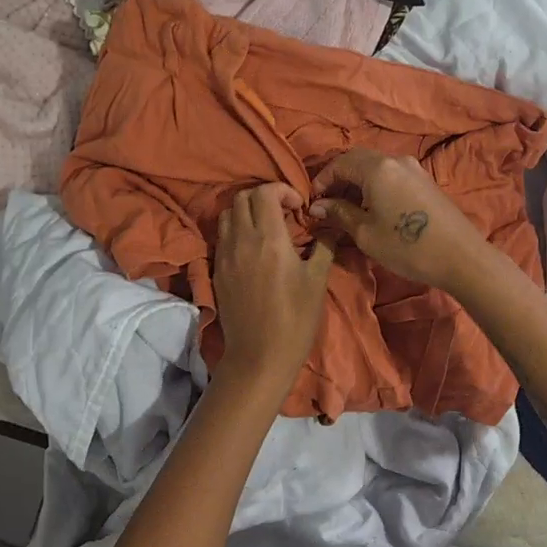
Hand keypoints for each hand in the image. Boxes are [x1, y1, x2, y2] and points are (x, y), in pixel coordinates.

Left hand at [212, 183, 336, 387]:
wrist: (259, 356)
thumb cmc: (295, 319)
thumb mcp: (317, 281)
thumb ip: (323, 246)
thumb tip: (330, 226)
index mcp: (268, 238)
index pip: (265, 192)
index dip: (283, 190)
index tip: (299, 207)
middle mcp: (241, 240)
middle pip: (242, 198)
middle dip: (264, 197)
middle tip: (284, 213)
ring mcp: (224, 255)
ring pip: (227, 214)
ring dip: (246, 212)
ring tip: (266, 228)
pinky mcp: (216, 270)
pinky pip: (222, 236)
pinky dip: (235, 230)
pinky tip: (252, 248)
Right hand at [308, 149, 491, 293]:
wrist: (461, 257)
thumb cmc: (407, 247)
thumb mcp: (366, 233)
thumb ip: (340, 213)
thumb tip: (318, 206)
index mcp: (377, 168)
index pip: (339, 163)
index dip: (322, 181)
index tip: (313, 202)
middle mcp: (395, 160)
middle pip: (357, 159)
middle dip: (338, 178)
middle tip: (327, 203)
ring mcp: (414, 168)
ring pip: (375, 166)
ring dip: (357, 181)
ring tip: (347, 207)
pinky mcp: (425, 180)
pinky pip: (391, 174)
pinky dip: (375, 184)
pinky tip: (372, 207)